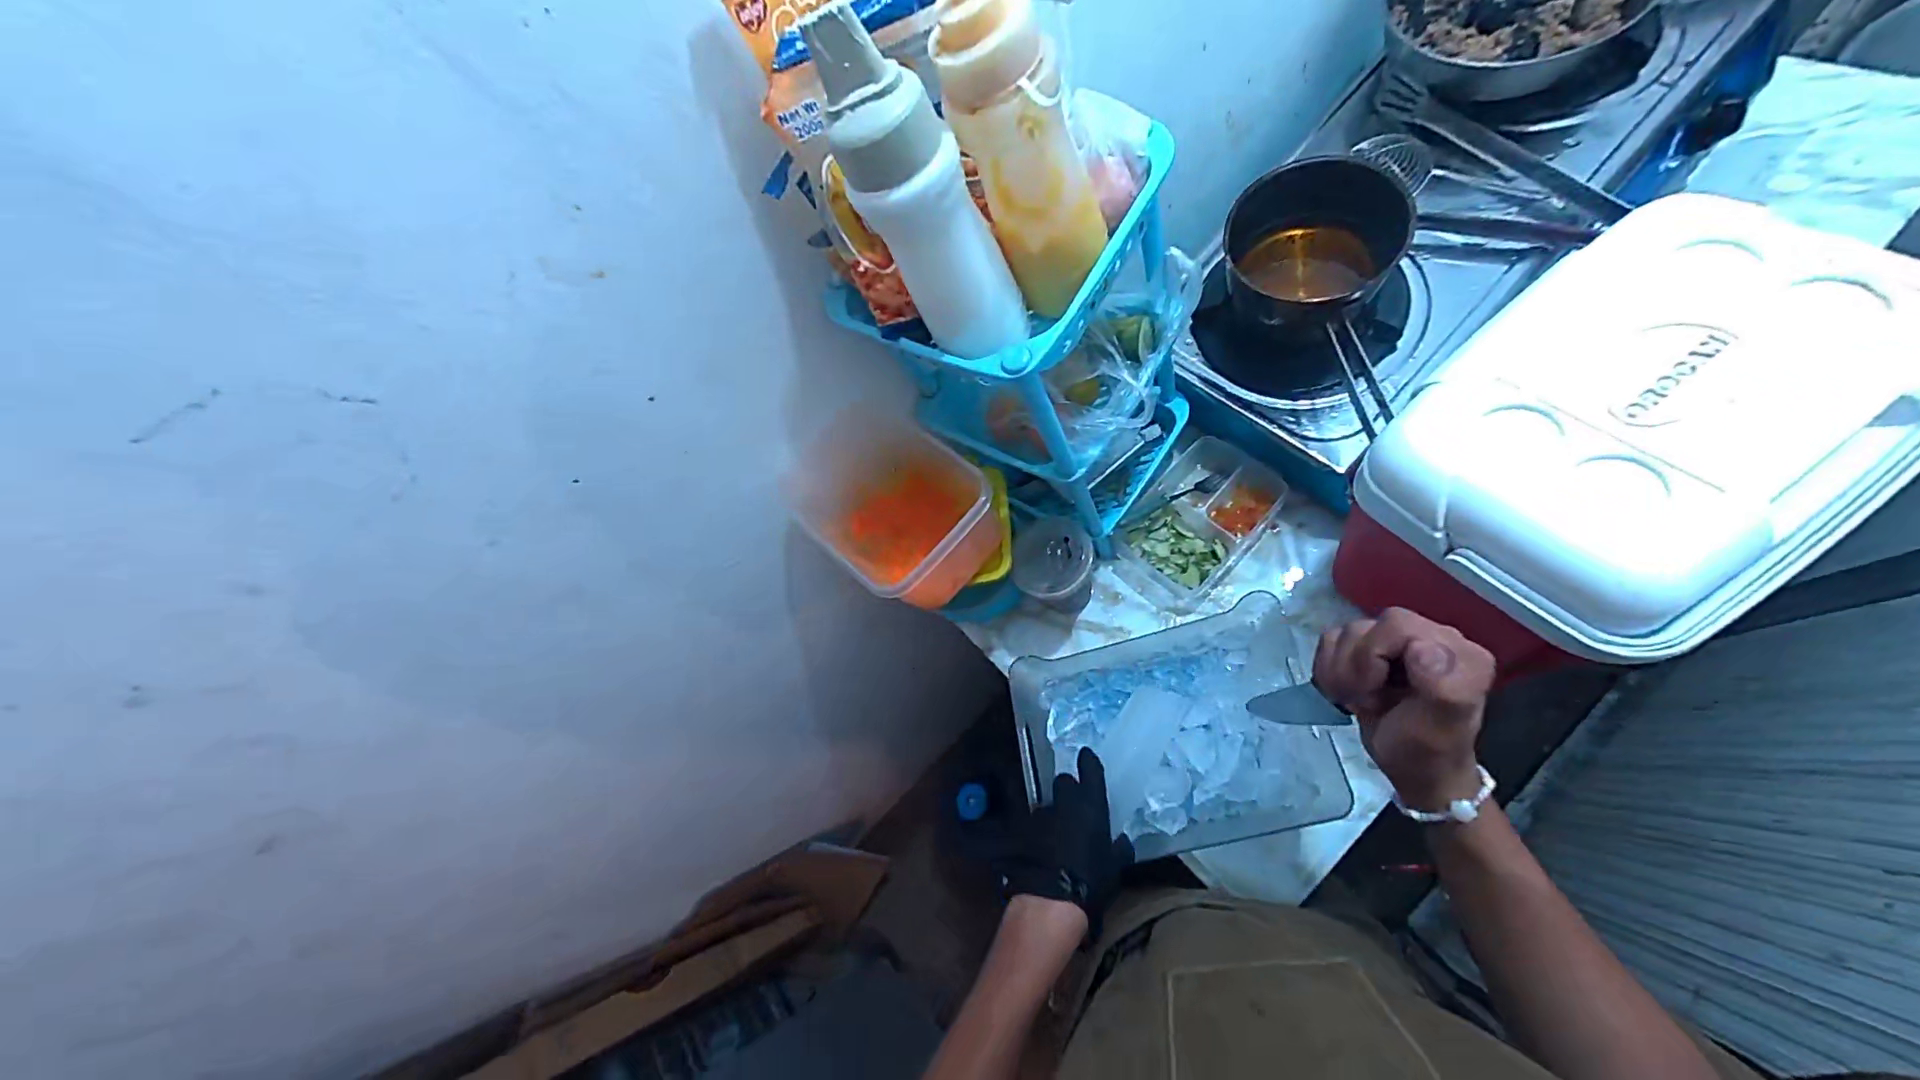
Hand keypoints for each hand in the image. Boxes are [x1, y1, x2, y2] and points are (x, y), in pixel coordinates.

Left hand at [998, 747, 1134, 936]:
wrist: (1050, 899)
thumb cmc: (1092, 883)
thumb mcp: (1114, 869)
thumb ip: (1119, 850)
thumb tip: (1122, 841)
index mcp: (1091, 805)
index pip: (1090, 770)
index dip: (1088, 761)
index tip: (1086, 755)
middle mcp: (1064, 802)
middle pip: (1063, 783)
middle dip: (1067, 791)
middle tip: (1071, 807)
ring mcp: (1038, 814)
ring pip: (1045, 806)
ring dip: (1049, 816)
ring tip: (1053, 836)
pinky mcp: (1018, 829)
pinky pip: (1027, 826)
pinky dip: (1032, 834)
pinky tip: (1034, 849)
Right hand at [1314, 608, 1495, 812]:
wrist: (1413, 768)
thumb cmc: (1427, 751)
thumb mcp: (1440, 727)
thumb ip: (1444, 688)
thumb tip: (1423, 648)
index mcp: (1457, 651)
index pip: (1395, 625)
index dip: (1371, 658)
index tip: (1378, 696)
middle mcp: (1429, 636)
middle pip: (1366, 627)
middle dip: (1354, 667)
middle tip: (1365, 699)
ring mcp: (1397, 642)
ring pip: (1346, 633)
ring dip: (1341, 672)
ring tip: (1359, 700)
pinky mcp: (1370, 648)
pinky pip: (1332, 640)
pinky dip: (1330, 669)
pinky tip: (1348, 691)